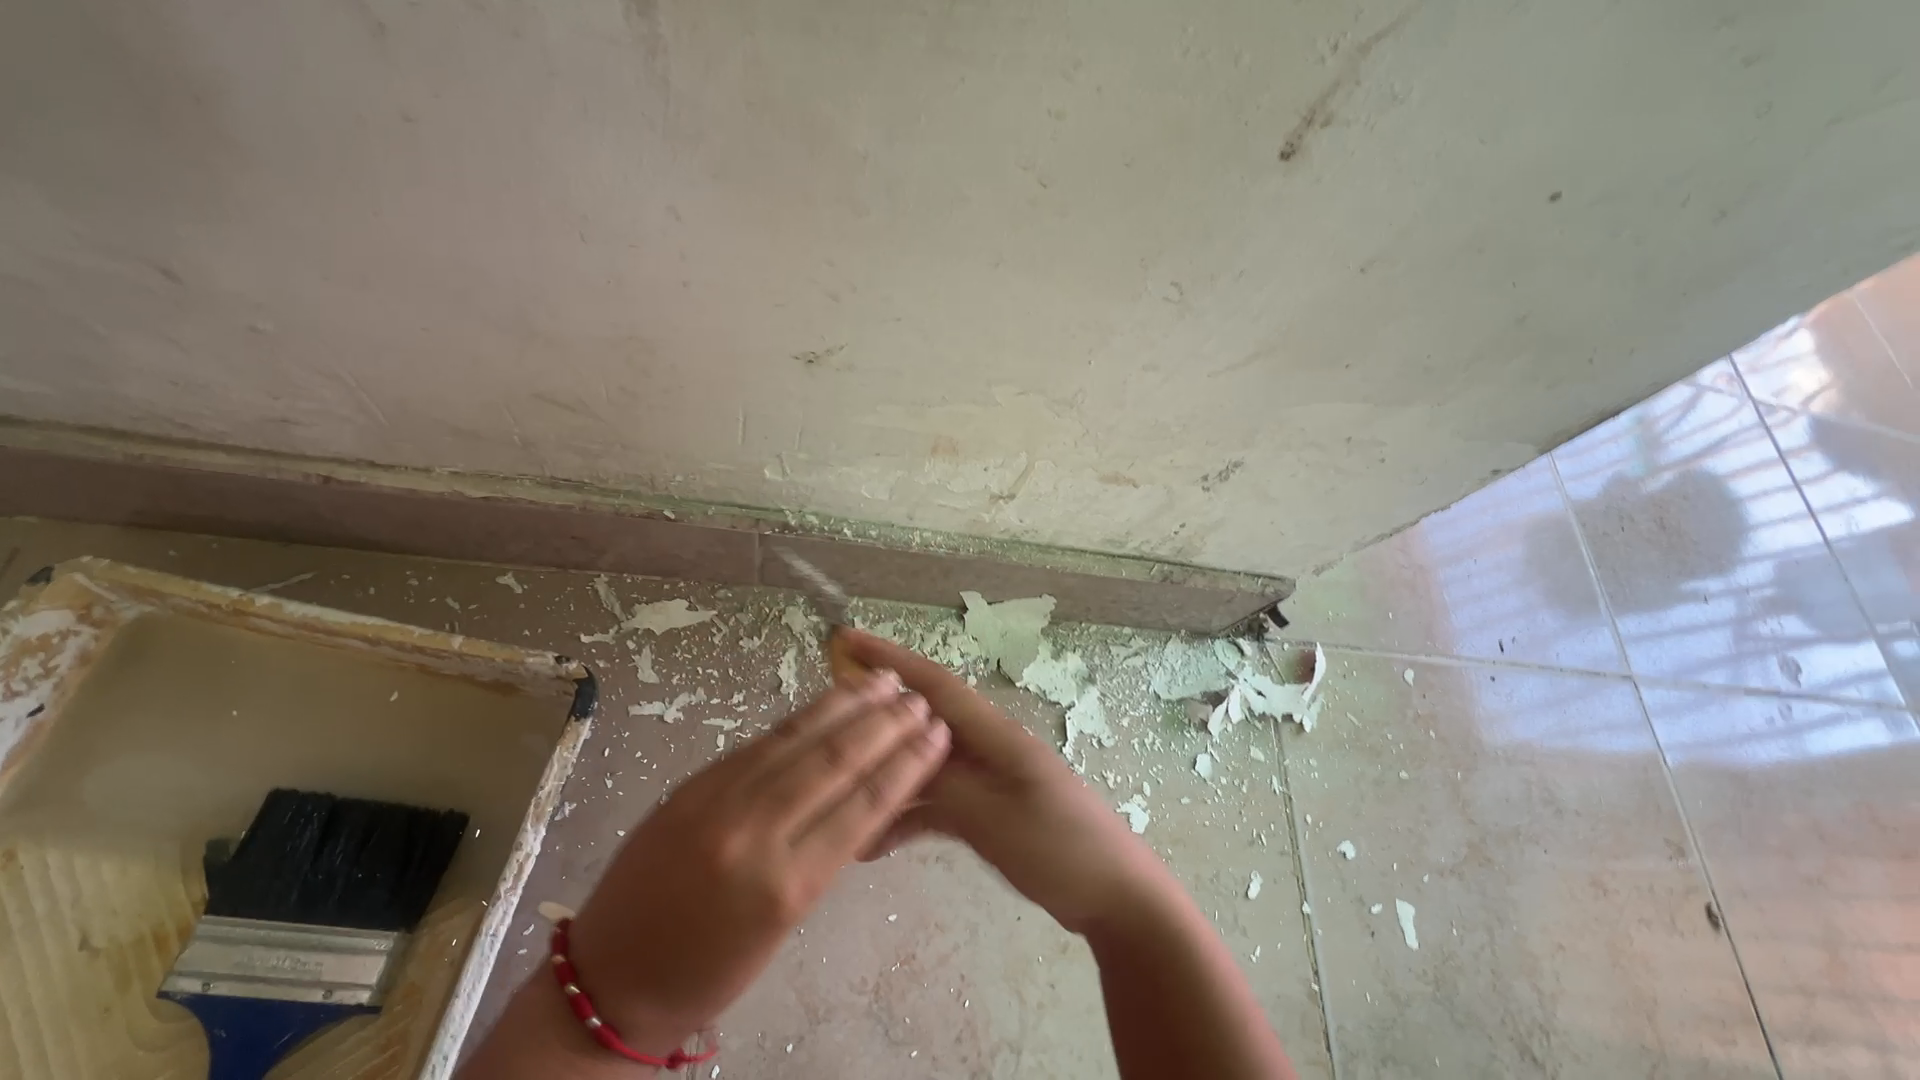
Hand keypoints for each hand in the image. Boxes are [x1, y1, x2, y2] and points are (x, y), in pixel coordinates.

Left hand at [564, 670, 949, 1047]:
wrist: (610, 977)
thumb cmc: (708, 972)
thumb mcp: (781, 926)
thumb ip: (820, 855)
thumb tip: (861, 794)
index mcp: (785, 885)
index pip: (863, 807)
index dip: (906, 764)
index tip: (936, 734)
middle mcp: (754, 832)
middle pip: (834, 762)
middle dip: (885, 725)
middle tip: (920, 699)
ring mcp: (717, 801)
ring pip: (796, 739)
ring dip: (846, 706)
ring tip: (884, 682)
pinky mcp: (692, 785)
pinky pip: (759, 743)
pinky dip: (801, 718)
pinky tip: (826, 702)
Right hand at [839, 629, 1174, 935]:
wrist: (1114, 898)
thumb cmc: (1061, 849)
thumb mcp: (996, 817)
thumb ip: (945, 784)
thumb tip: (898, 756)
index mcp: (997, 736)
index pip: (936, 685)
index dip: (891, 659)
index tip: (846, 638)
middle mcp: (988, 749)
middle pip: (922, 724)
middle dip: (877, 719)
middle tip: (825, 723)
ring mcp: (988, 782)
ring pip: (924, 769)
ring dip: (887, 780)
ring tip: (838, 796)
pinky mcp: (988, 813)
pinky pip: (938, 805)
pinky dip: (907, 817)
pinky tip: (872, 843)